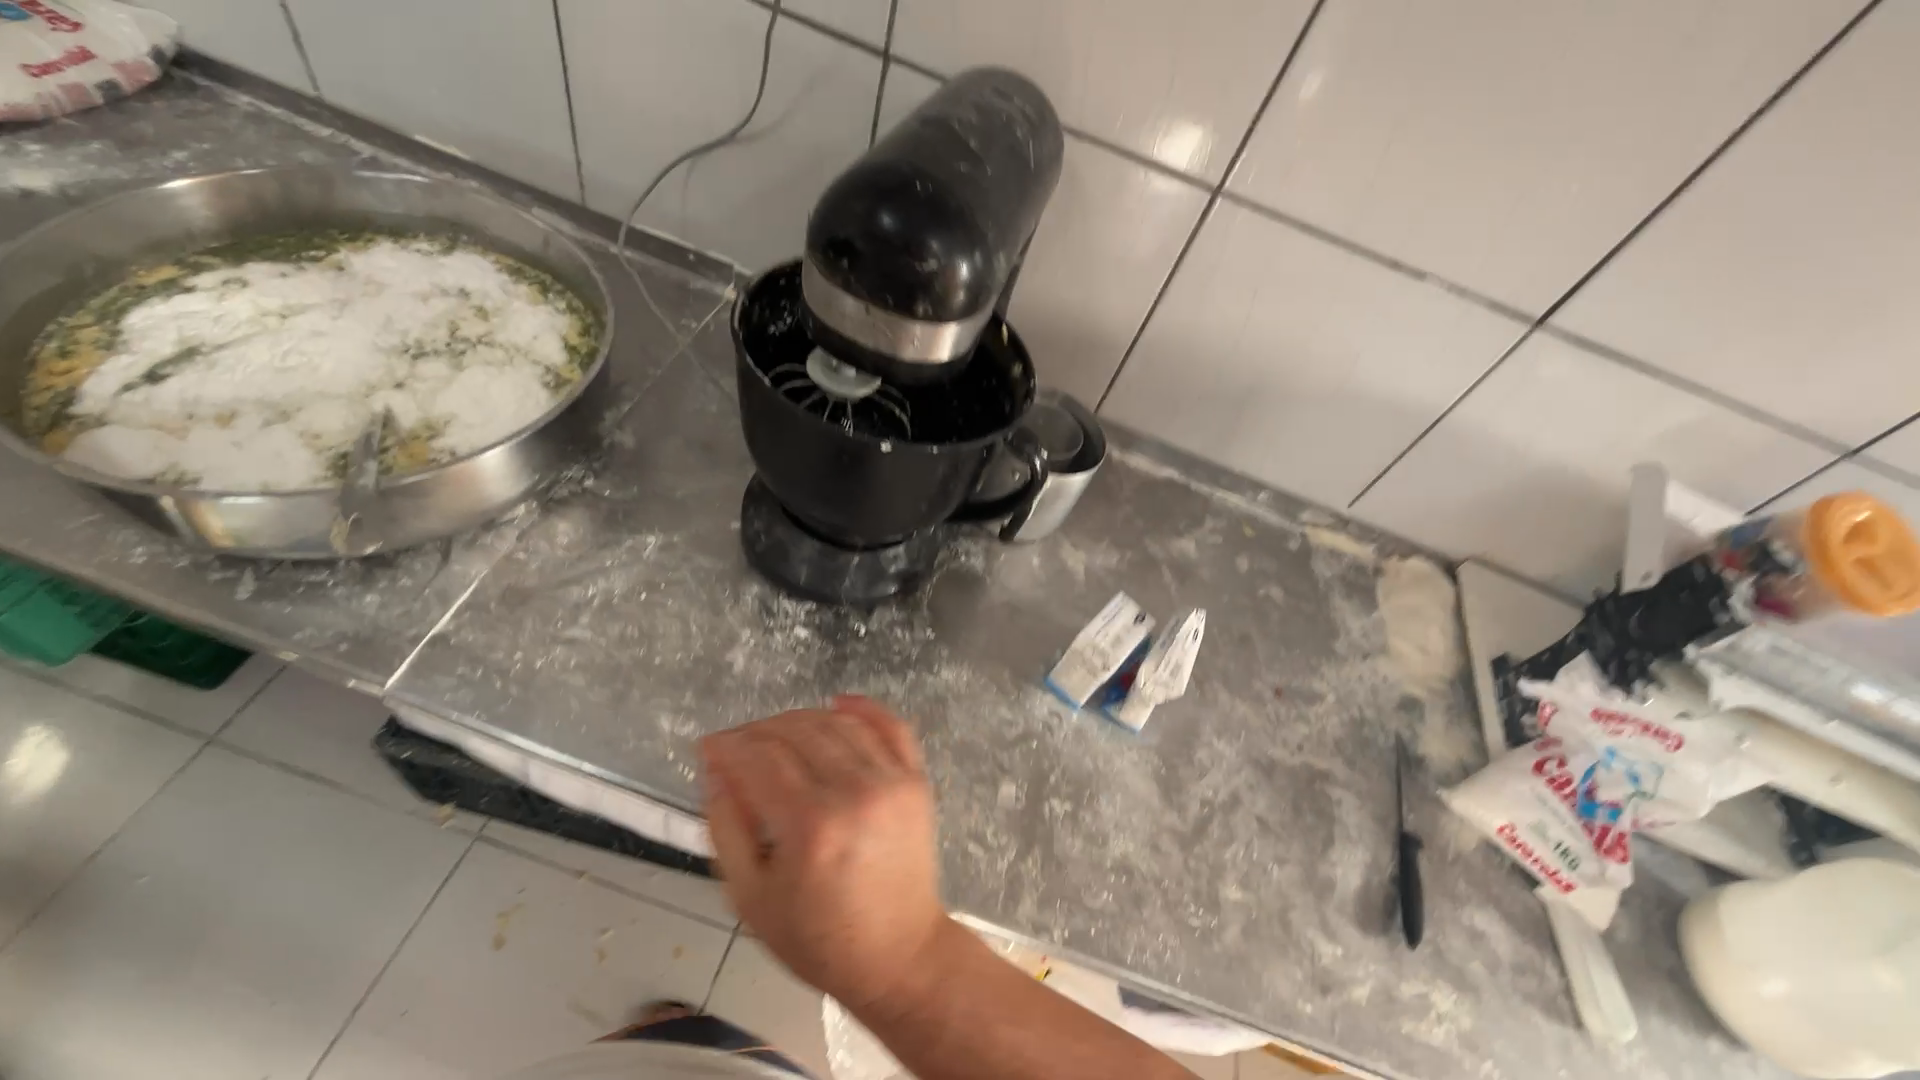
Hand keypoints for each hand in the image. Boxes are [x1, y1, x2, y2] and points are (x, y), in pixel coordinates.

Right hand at [699, 695, 948, 1011]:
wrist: (898, 955)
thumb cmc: (817, 937)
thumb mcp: (750, 897)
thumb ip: (726, 827)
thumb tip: (716, 769)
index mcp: (809, 826)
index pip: (759, 758)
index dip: (727, 746)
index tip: (708, 747)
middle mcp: (854, 793)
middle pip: (796, 732)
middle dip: (757, 731)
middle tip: (736, 745)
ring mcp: (892, 783)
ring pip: (838, 723)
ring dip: (799, 718)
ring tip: (774, 733)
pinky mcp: (916, 782)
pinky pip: (891, 727)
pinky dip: (863, 709)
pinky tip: (836, 704)